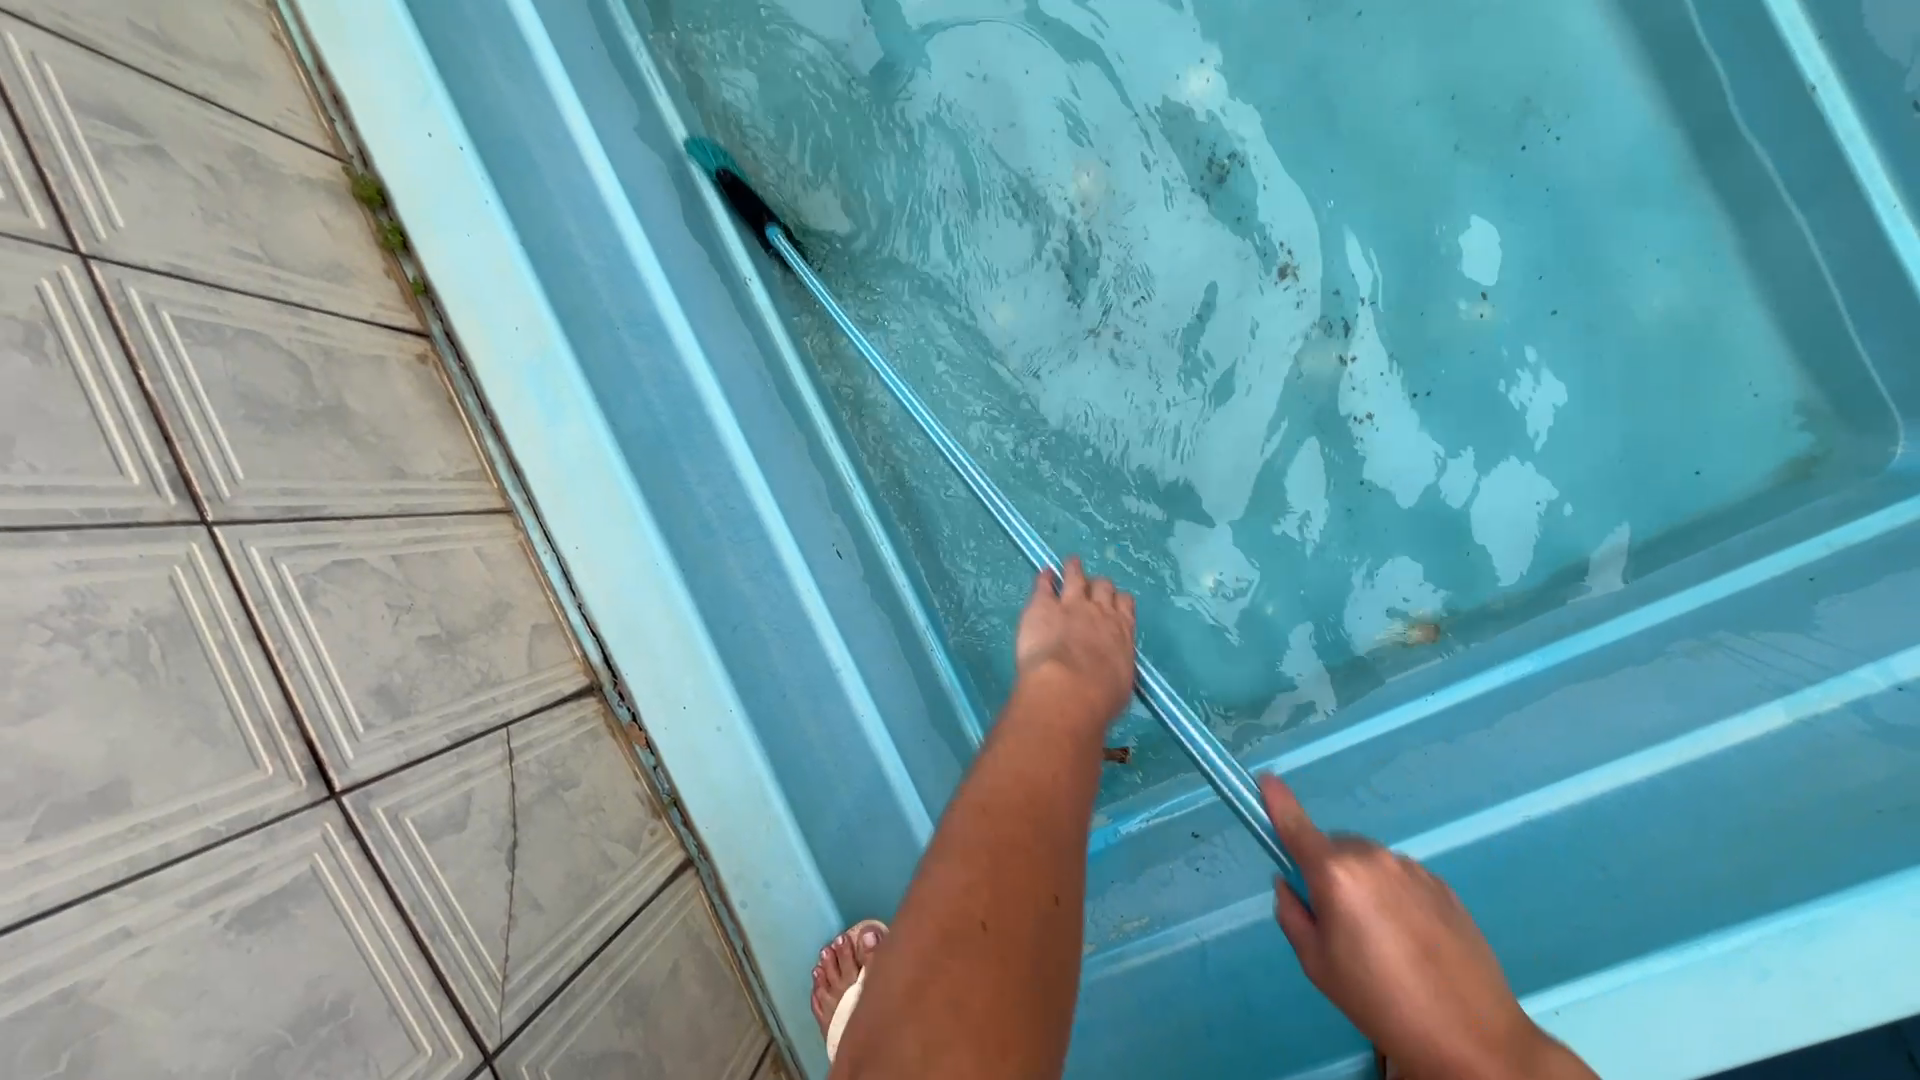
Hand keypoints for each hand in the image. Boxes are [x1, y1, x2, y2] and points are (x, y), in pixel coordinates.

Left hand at [1012, 557, 1136, 730]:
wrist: (1068, 687)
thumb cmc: (1099, 697)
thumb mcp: (1119, 686)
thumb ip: (1115, 669)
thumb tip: (1112, 671)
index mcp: (1121, 633)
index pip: (1125, 606)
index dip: (1118, 601)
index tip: (1114, 601)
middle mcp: (1099, 612)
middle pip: (1103, 587)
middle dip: (1099, 585)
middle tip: (1093, 586)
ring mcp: (1071, 605)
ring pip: (1076, 577)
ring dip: (1074, 569)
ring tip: (1071, 562)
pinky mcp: (1042, 605)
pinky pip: (1045, 584)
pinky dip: (1045, 577)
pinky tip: (1044, 573)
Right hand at [1261, 775, 1596, 1079]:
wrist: (1471, 1036)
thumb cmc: (1378, 1001)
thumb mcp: (1316, 964)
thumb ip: (1292, 914)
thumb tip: (1290, 885)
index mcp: (1335, 873)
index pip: (1296, 825)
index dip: (1277, 801)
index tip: (1266, 780)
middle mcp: (1373, 858)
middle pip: (1333, 848)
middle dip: (1324, 870)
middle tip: (1335, 922)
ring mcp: (1412, 869)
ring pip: (1367, 862)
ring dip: (1361, 884)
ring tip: (1379, 939)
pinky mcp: (1442, 886)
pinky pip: (1399, 878)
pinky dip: (1392, 895)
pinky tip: (1409, 940)